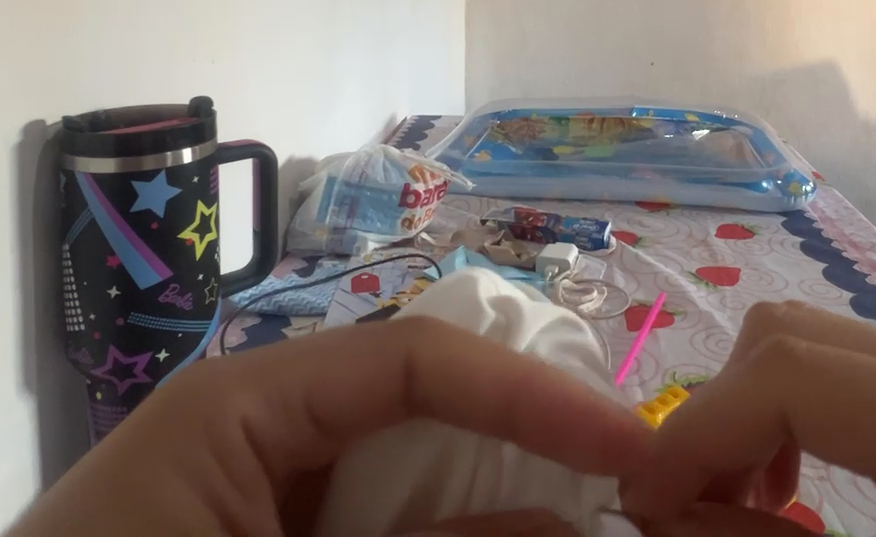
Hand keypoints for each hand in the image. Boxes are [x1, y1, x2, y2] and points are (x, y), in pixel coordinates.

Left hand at [9, 317, 649, 536]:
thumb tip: (567, 528)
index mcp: (251, 397)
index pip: (418, 356)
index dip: (530, 392)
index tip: (624, 443)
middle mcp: (268, 409)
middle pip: (423, 394)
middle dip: (519, 432)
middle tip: (612, 475)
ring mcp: (270, 468)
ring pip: (408, 454)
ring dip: (486, 487)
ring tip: (570, 505)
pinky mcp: (274, 516)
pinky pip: (378, 504)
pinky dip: (437, 523)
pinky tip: (487, 530)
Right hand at [618, 302, 875, 536]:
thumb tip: (673, 517)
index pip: (791, 375)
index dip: (696, 429)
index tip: (641, 502)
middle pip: (791, 337)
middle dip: (714, 414)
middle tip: (680, 505)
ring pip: (814, 345)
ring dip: (748, 413)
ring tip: (728, 501)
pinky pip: (852, 380)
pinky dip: (793, 421)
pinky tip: (792, 490)